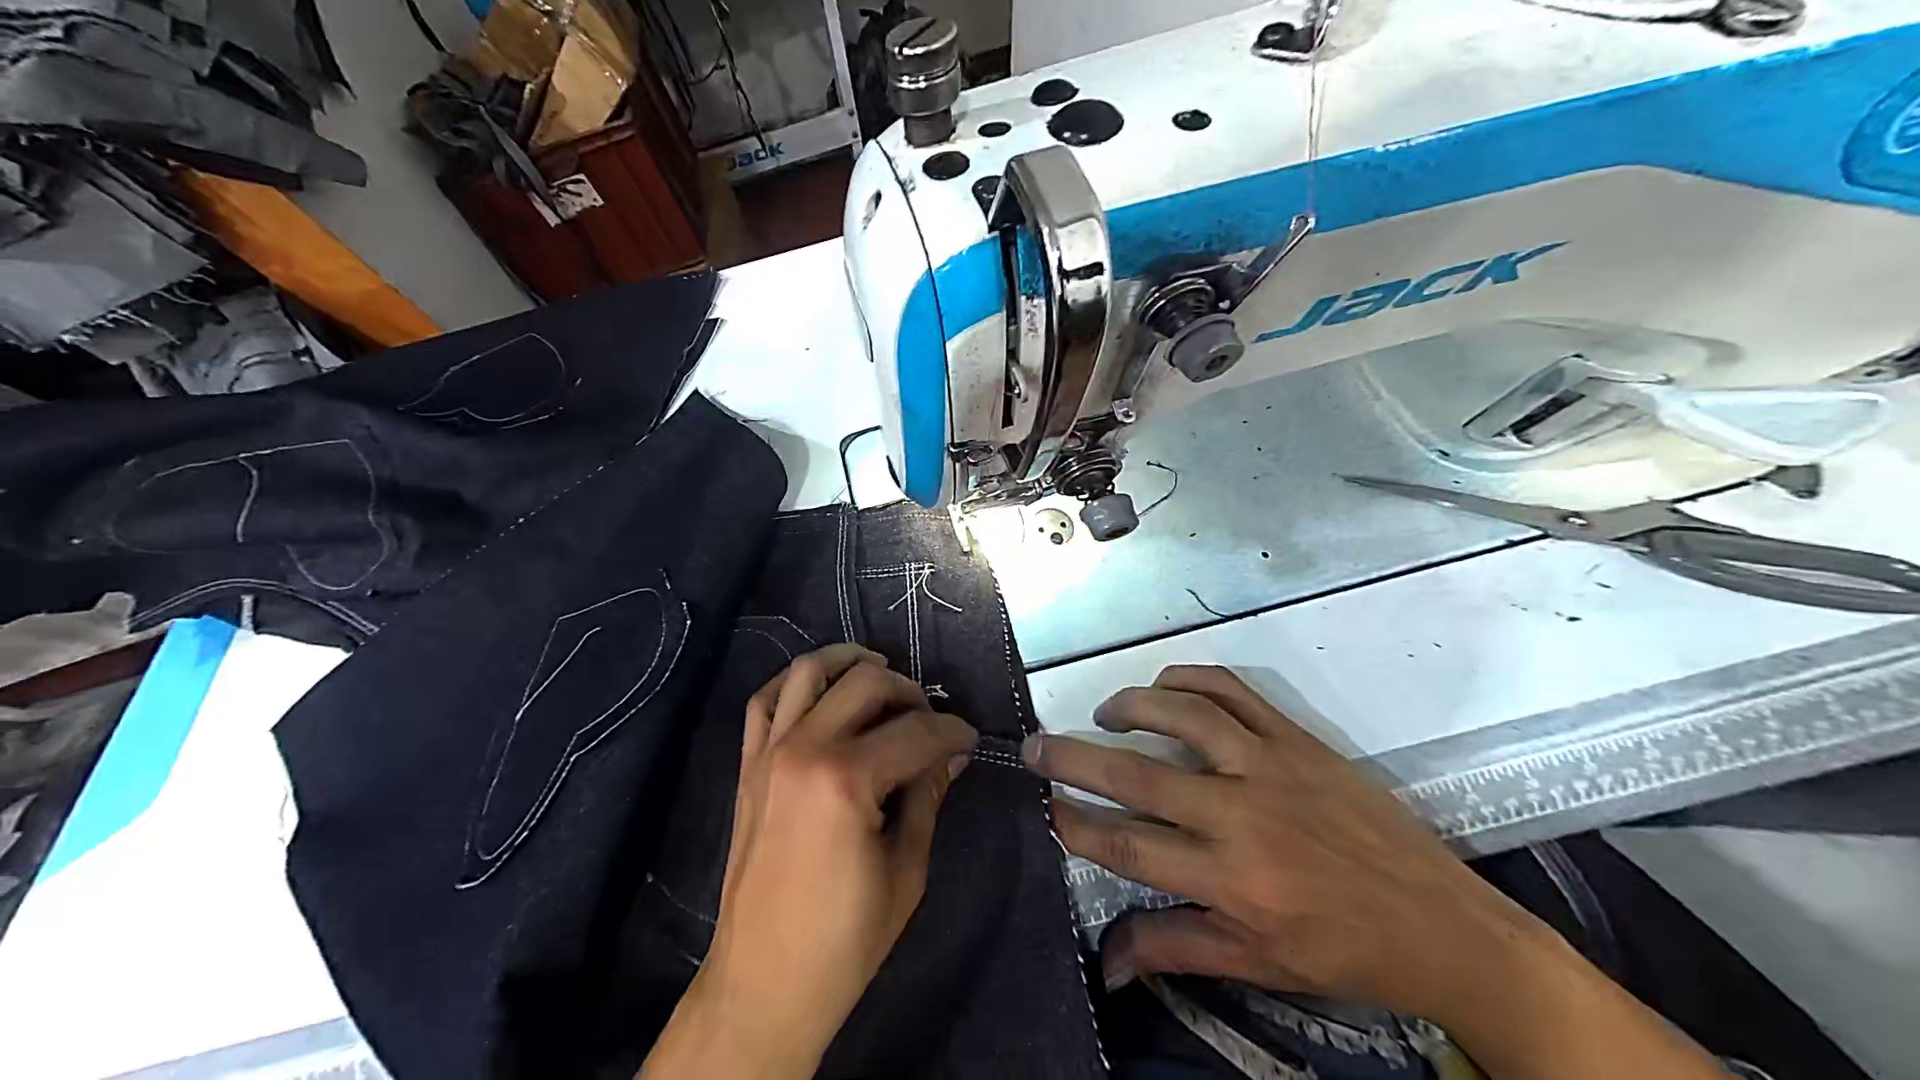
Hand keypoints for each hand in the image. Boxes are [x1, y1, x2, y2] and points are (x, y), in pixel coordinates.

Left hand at [641, 645, 977, 1079]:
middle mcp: (803, 749)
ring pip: (809, 672)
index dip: (953, 730)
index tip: (970, 739)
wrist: (764, 982)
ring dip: (850, 663)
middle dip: (909, 691)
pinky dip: (794, 684)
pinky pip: (764, 700)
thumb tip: (951, 754)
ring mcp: (768, 752)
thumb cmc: (845, 938)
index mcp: (847, 779)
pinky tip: (820, 692)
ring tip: (879, 673)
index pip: (917, 731)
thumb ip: (928, 796)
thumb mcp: (906, 868)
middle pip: (866, 682)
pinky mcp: (747, 765)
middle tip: (930, 719)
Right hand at [1026, 665, 1725, 1079]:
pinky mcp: (1298, 740)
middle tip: (1034, 745)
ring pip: (1184, 718)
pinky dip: (1191, 680)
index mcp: (1231, 880)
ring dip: (1130, 708)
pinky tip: (1167, 686)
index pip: (1129, 846)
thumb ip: (1173, 949)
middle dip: (1074, 760)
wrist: (1444, 924)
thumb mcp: (1255, 963)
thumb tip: (1105, 963)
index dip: (1075, 824)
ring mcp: (1271, 767)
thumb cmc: (1343, 951)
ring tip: (1102, 711)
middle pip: (1138, 777)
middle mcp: (1242, 815)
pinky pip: (1234, 692)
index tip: (1043, 807)